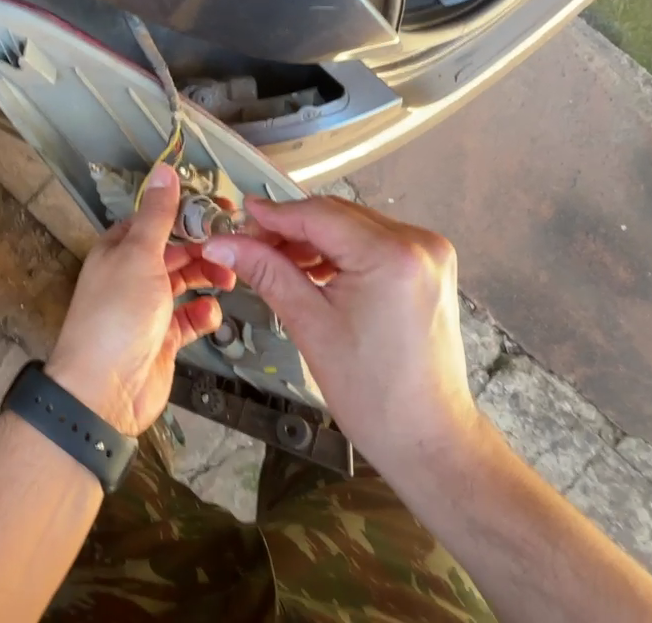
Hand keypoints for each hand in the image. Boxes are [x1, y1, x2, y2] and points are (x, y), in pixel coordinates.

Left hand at [45, 164, 235, 435]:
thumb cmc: (118, 315)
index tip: (224, 209)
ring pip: (184, 283)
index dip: (188, 212)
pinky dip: (202, 315)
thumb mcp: (139, 255)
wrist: (104, 389)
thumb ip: (157, 216)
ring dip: (207, 278)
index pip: (156, 220)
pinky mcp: (162, 339)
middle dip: (204, 248)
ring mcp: (147, 308)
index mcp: (119, 249)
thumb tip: (164, 169)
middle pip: (174, 251)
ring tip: (230, 279)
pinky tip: (212, 314)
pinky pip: (188, 319)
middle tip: (237, 247)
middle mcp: (131, 274)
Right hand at [201, 196, 480, 472]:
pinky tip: (310, 271)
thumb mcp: (309, 323)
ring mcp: (428, 254)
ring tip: (274, 262)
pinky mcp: (427, 268)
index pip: (318, 215)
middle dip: (289, 228)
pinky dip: (338, 252)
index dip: (273, 215)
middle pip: (336, 216)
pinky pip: (371, 243)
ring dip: (311, 239)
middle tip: (248, 246)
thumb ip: (265, 271)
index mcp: (392, 255)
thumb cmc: (372, 391)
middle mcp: (418, 244)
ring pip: (352, 227)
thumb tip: (222, 243)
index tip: (238, 219)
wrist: (426, 436)